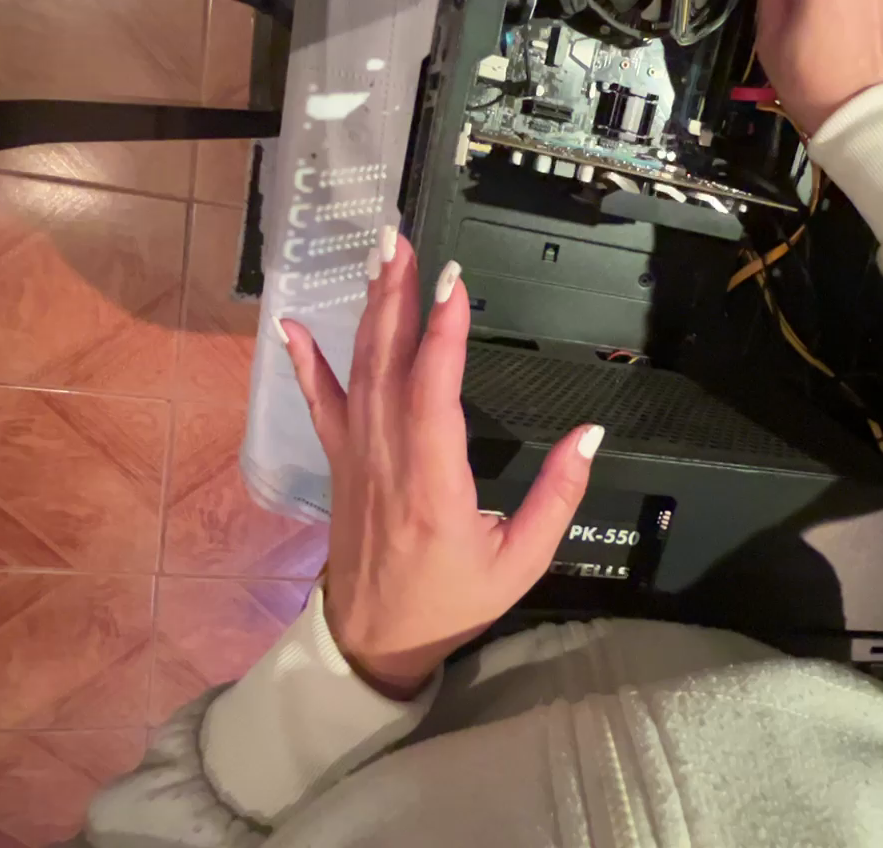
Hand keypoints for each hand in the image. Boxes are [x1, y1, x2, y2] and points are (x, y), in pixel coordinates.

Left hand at [275, 229, 602, 698]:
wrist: (373, 642)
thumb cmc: (451, 602)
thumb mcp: (522, 562)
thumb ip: (558, 495)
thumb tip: (590, 434)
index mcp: (433, 484)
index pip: (434, 393)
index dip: (443, 334)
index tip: (452, 282)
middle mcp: (386, 459)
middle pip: (386, 363)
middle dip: (395, 296)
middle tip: (400, 239)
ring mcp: (355, 456)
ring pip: (358, 371)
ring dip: (368, 310)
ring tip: (377, 257)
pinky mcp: (340, 461)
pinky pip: (320, 403)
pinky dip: (306, 362)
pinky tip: (292, 324)